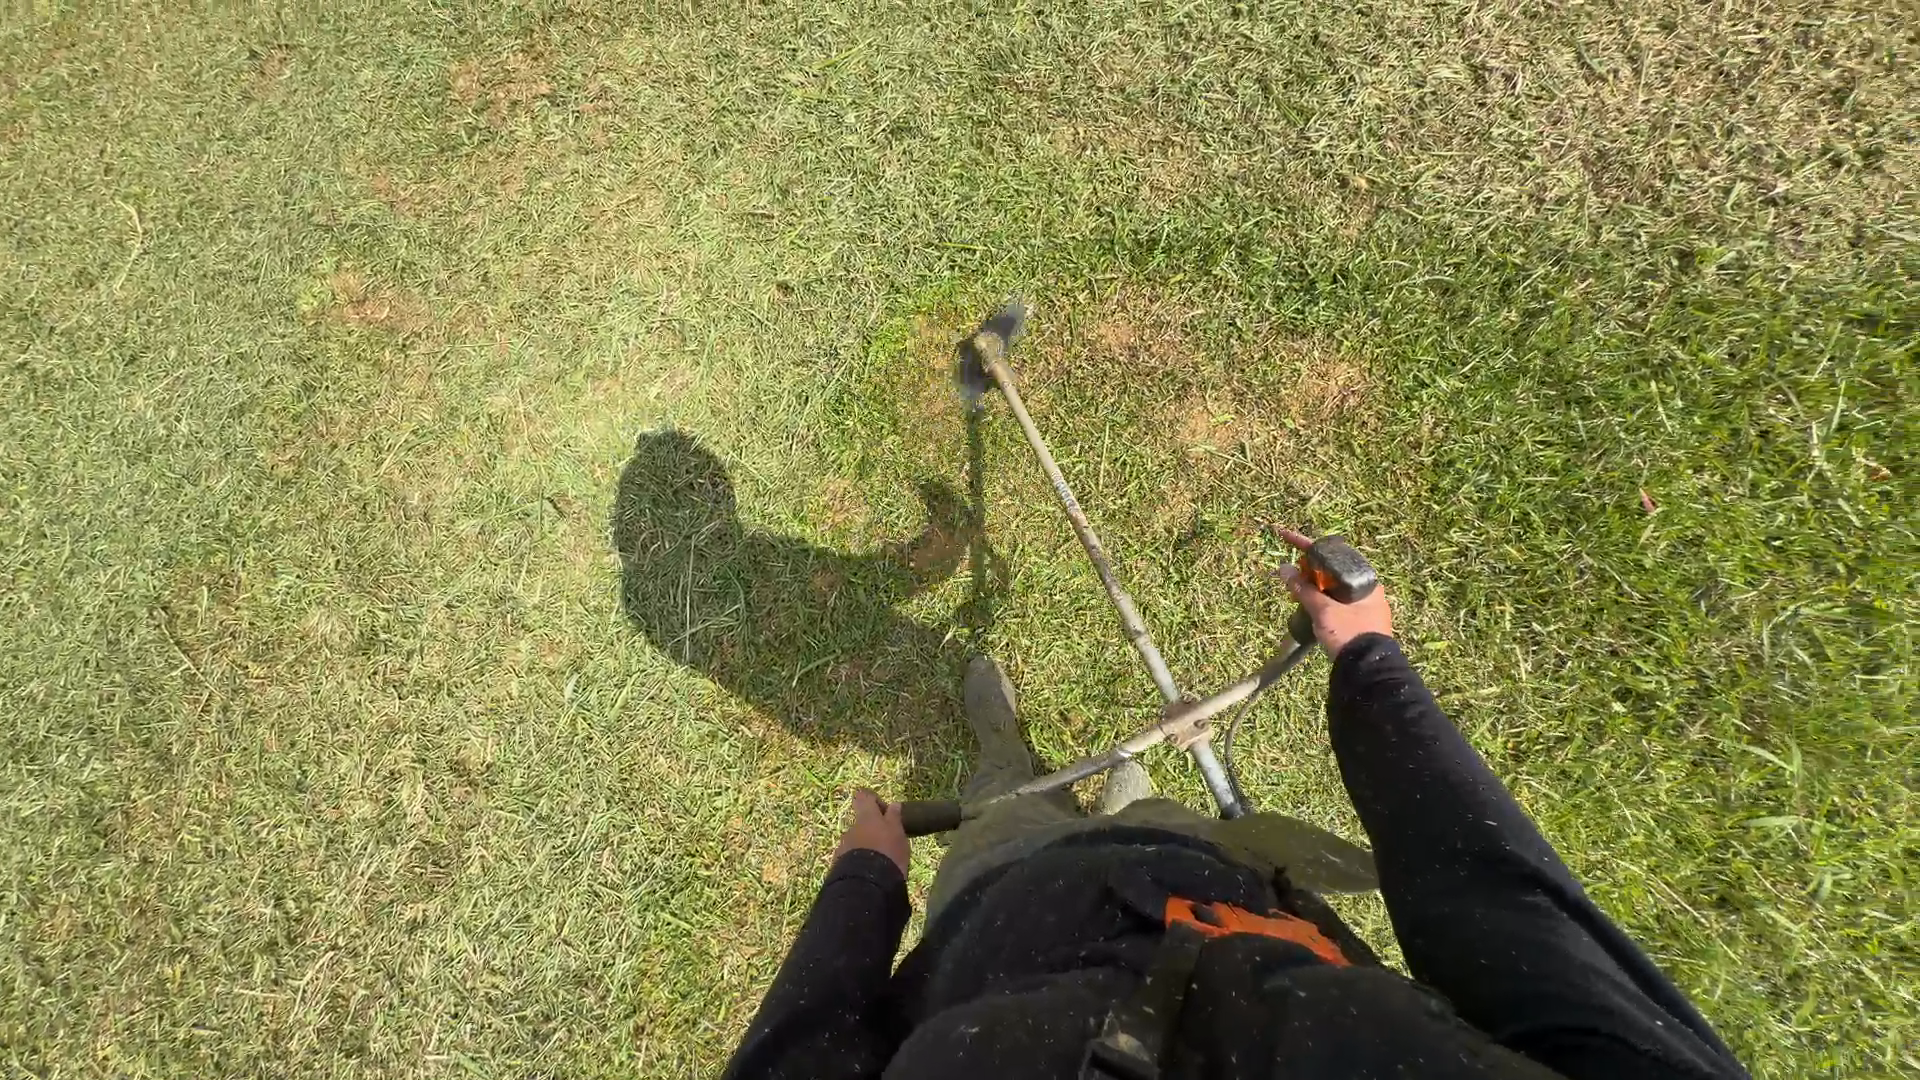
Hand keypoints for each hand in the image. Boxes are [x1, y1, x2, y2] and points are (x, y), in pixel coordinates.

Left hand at [831, 789, 909, 876]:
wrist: (866, 887)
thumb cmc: (887, 854)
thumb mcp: (898, 835)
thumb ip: (894, 819)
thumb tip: (893, 804)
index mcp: (866, 817)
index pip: (864, 796)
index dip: (873, 800)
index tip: (884, 811)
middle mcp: (851, 828)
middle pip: (860, 822)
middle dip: (871, 830)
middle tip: (887, 843)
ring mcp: (843, 847)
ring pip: (855, 841)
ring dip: (865, 848)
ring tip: (880, 863)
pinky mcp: (838, 865)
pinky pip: (850, 858)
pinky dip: (858, 862)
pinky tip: (869, 874)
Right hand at [1274, 527, 1393, 656]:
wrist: (1368, 669)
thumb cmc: (1350, 633)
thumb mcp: (1323, 610)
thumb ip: (1303, 589)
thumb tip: (1284, 569)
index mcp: (1365, 580)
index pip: (1332, 554)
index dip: (1306, 545)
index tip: (1284, 535)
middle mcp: (1366, 589)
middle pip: (1331, 569)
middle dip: (1308, 567)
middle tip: (1289, 571)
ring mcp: (1363, 605)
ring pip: (1331, 586)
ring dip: (1312, 586)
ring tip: (1295, 590)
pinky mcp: (1357, 620)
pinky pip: (1333, 600)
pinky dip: (1318, 599)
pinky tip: (1307, 605)